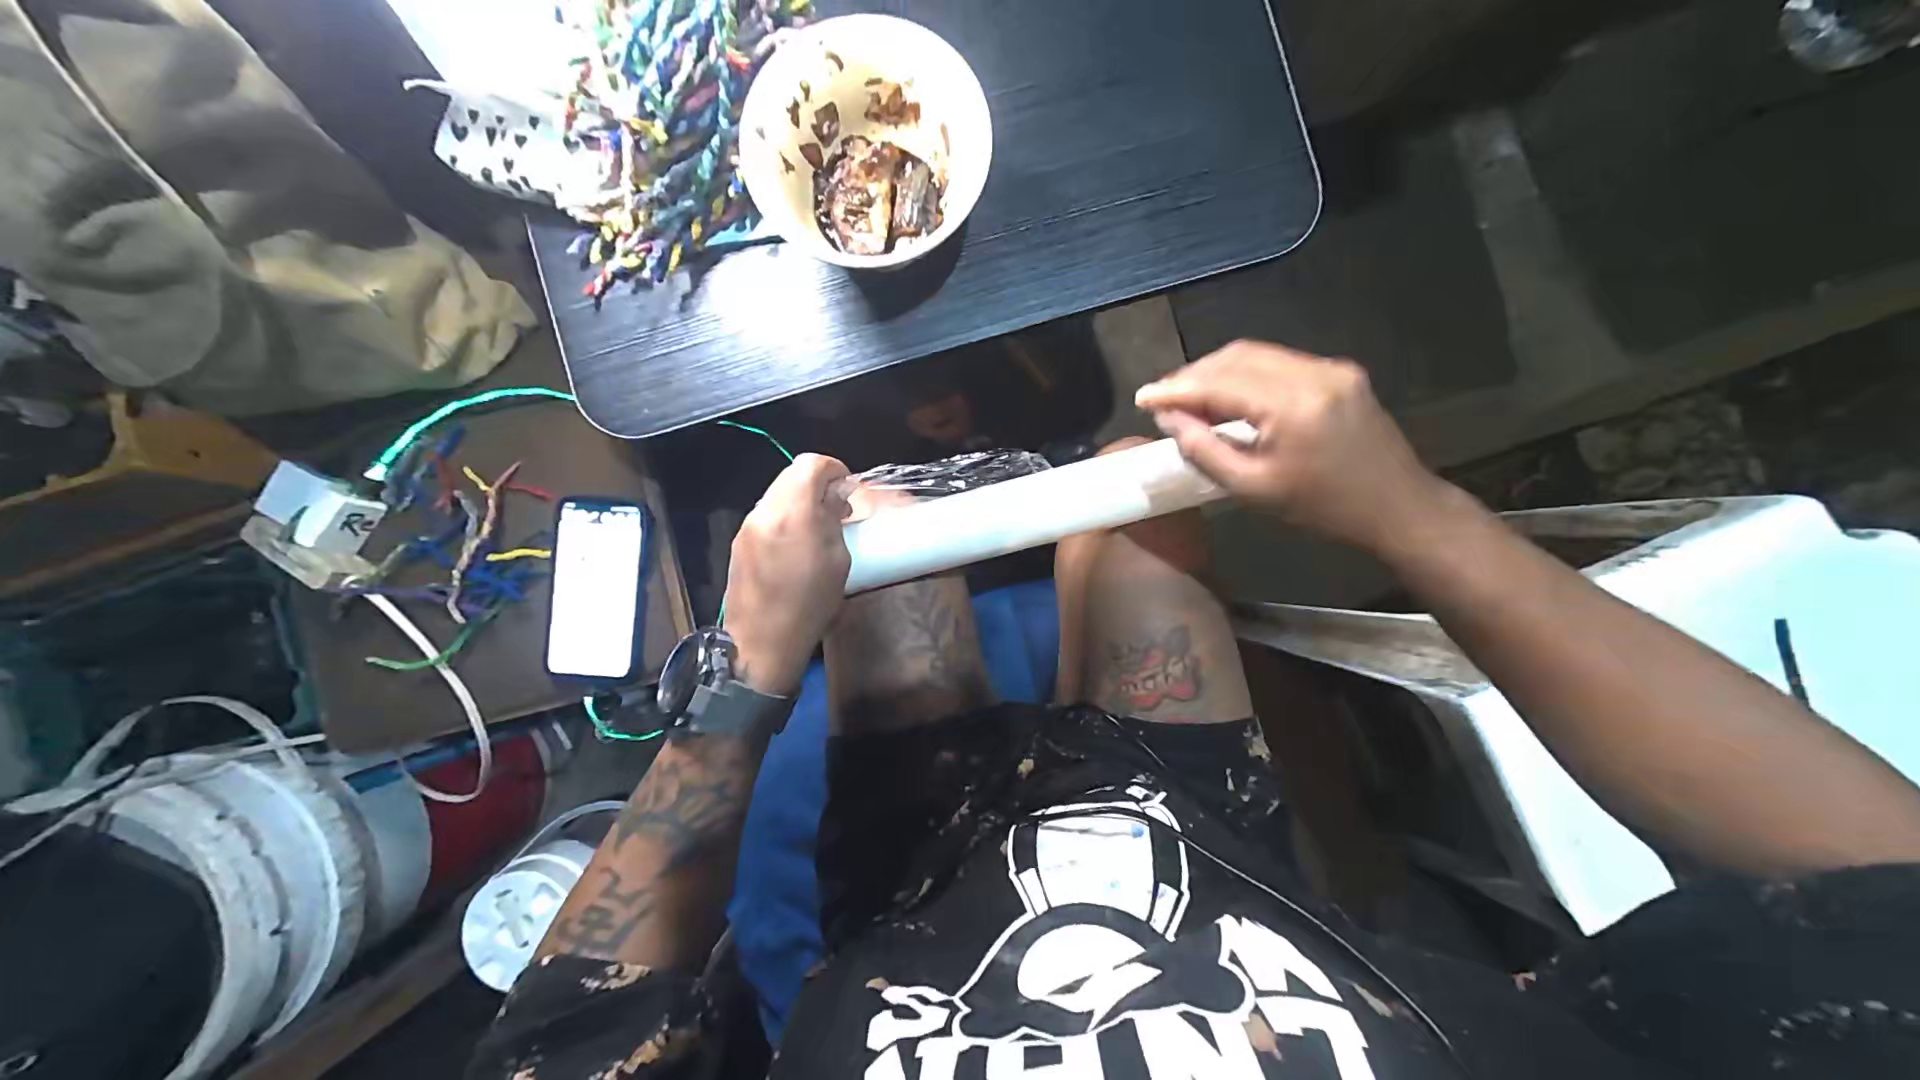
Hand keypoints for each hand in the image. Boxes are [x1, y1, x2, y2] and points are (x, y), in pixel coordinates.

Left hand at [722, 454, 852, 694]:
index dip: (834, 469)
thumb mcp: (838, 561)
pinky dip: (785, 516)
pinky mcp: (739, 541)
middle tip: (837, 508)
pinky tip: (796, 543)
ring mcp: (748, 525)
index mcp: (793, 513)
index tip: (847, 489)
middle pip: (791, 474)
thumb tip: (834, 497)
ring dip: (800, 500)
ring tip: (818, 527)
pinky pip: (766, 514)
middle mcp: (765, 511)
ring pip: (777, 493)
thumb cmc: (810, 605)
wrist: (762, 642)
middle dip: (817, 484)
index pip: (811, 464)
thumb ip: (834, 520)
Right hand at [1135, 340, 1454, 554]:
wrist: (1398, 506)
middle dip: (1192, 374)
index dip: (1175, 388)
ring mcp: (1330, 368)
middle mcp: (1313, 373)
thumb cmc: (1321, 508)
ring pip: (1256, 354)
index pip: (1219, 382)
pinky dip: (1243, 374)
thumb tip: (1168, 419)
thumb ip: (1204, 449)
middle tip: (1161, 398)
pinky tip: (1226, 395)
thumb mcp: (1252, 488)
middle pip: (1236, 356)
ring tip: (1186, 396)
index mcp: (1293, 405)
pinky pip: (1278, 363)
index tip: (1142, 398)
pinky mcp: (1339, 372)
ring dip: (1215, 371)